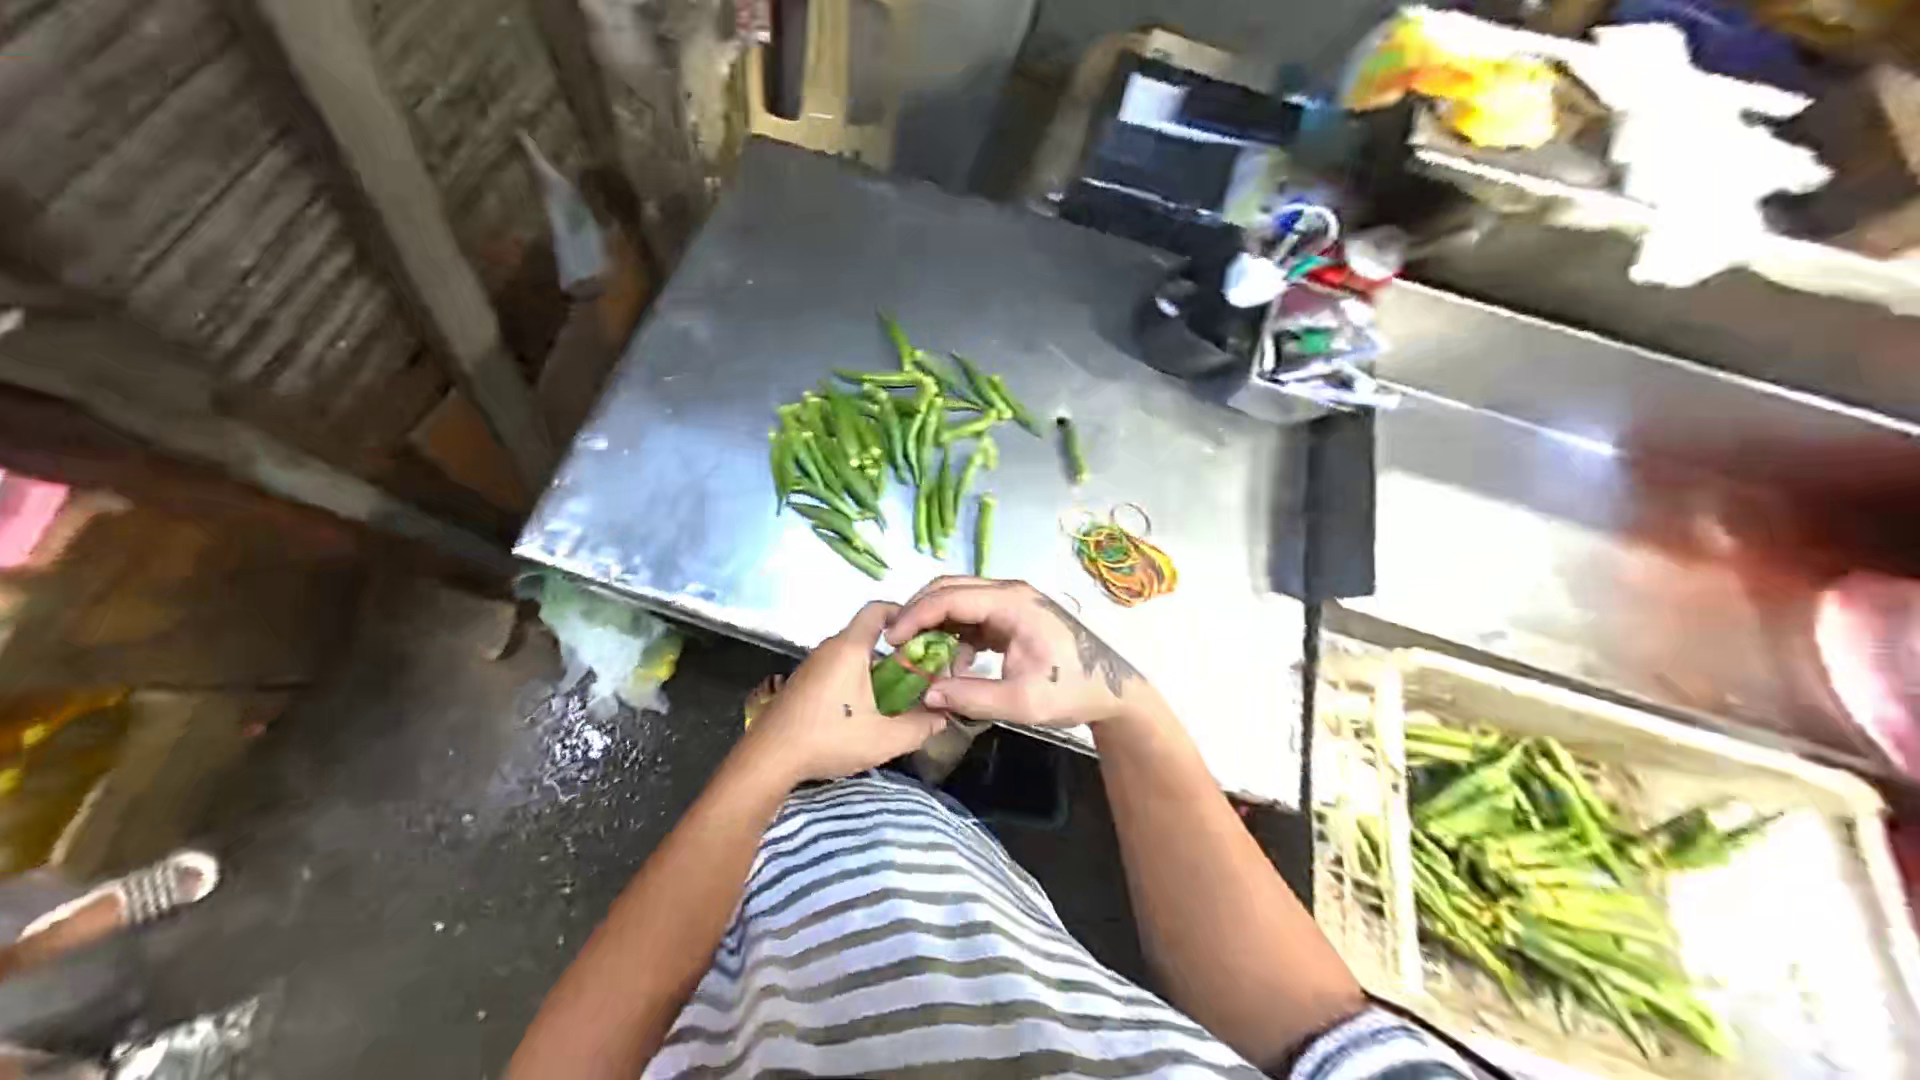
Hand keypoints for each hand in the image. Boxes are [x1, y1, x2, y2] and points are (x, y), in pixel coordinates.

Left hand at [737, 602, 946, 784]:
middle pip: (868, 636)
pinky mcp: (802, 683)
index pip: (877, 609)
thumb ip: (919, 726)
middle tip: (918, 677)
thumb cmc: (828, 739)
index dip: (902, 613)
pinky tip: (862, 712)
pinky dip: (855, 680)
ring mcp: (812, 665)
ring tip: (895, 699)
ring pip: (852, 655)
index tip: (923, 634)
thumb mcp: (883, 739)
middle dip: (896, 653)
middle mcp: (829, 648)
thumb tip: (942, 715)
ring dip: (875, 671)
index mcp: (849, 649)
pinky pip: (837, 669)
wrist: (767, 760)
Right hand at [885, 576, 1149, 727]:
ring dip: (935, 623)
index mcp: (1012, 603)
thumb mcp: (1021, 702)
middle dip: (919, 613)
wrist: (1111, 689)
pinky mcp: (1012, 615)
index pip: (951, 597)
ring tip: (918, 655)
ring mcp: (1012, 601)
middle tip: (895, 643)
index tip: (892, 641)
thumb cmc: (1071, 691)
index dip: (916, 616)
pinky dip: (954, 632)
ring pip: (959, 599)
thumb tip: (925, 692)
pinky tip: (953, 661)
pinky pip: (972, 614)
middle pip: (950, 589)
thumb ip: (971, 697)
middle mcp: (1009, 592)